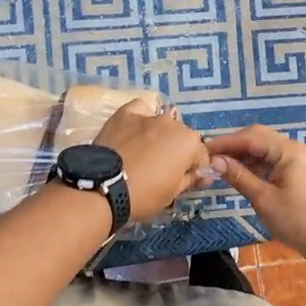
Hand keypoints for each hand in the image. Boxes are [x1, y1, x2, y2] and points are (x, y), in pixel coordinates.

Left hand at [93, 100, 209, 222]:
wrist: (103, 188)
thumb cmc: (144, 195)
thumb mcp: (173, 194)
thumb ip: (191, 179)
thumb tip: (202, 175)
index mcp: (190, 143)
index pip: (201, 155)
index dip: (194, 169)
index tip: (183, 180)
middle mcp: (173, 123)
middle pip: (181, 137)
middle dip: (176, 150)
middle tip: (160, 168)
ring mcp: (148, 116)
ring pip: (161, 123)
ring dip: (159, 134)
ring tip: (144, 150)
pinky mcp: (125, 113)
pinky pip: (140, 110)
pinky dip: (141, 118)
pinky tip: (134, 130)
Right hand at [207, 125, 305, 258]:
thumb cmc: (296, 220)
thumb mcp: (263, 199)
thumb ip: (239, 176)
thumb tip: (214, 162)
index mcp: (288, 151)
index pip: (251, 137)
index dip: (226, 142)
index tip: (203, 149)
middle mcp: (292, 149)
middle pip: (257, 138)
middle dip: (233, 146)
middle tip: (208, 157)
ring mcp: (294, 160)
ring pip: (262, 149)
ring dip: (241, 155)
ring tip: (217, 165)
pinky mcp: (294, 172)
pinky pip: (269, 161)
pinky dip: (252, 165)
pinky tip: (236, 172)